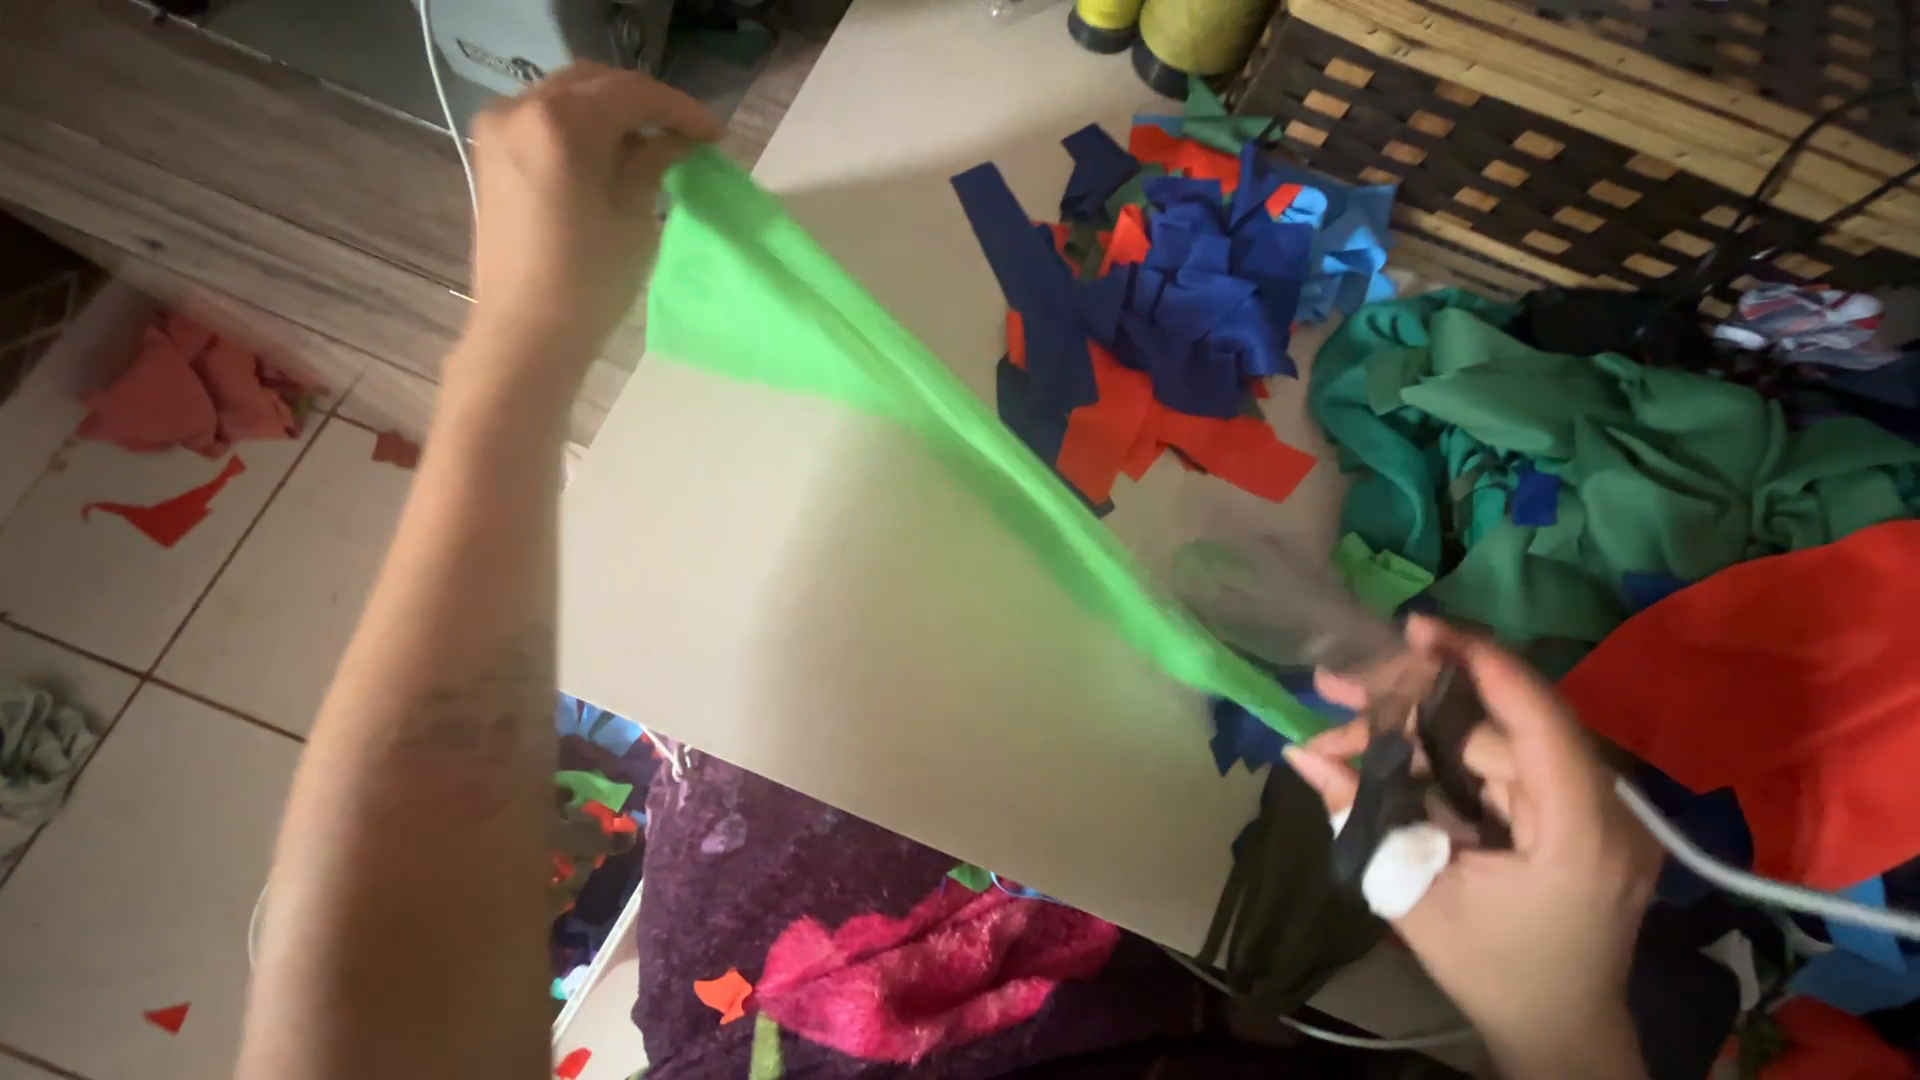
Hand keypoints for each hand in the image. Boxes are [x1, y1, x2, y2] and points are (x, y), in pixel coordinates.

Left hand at [463, 62, 722, 380]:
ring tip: (654, 143)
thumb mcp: (635, 221)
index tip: (716, 135)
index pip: (632, 93)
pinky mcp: (493, 151)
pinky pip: (546, 118)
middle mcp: (522, 108)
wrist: (526, 330)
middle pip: (596, 83)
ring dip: (614, 111)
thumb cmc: (590, 284)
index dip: (680, 109)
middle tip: (688, 135)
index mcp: (561, 124)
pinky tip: (612, 154)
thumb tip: (673, 141)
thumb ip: (652, 166)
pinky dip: (584, 126)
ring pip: (568, 96)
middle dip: (646, 103)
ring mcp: (500, 127)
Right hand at [1283, 617, 1658, 1079]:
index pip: (1539, 723)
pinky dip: (1432, 753)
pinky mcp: (1563, 809)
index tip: (1416, 629)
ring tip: (1335, 722)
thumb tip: (1299, 754)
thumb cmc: (1494, 974)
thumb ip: (1361, 818)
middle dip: (1405, 703)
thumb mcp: (1414, 899)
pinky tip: (1376, 749)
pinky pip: (1490, 762)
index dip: (1481, 664)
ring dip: (1409, 729)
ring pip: (1483, 739)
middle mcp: (1596, 808)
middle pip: (1492, 726)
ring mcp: (1584, 807)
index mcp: (1579, 834)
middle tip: (1332, 683)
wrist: (1559, 1031)